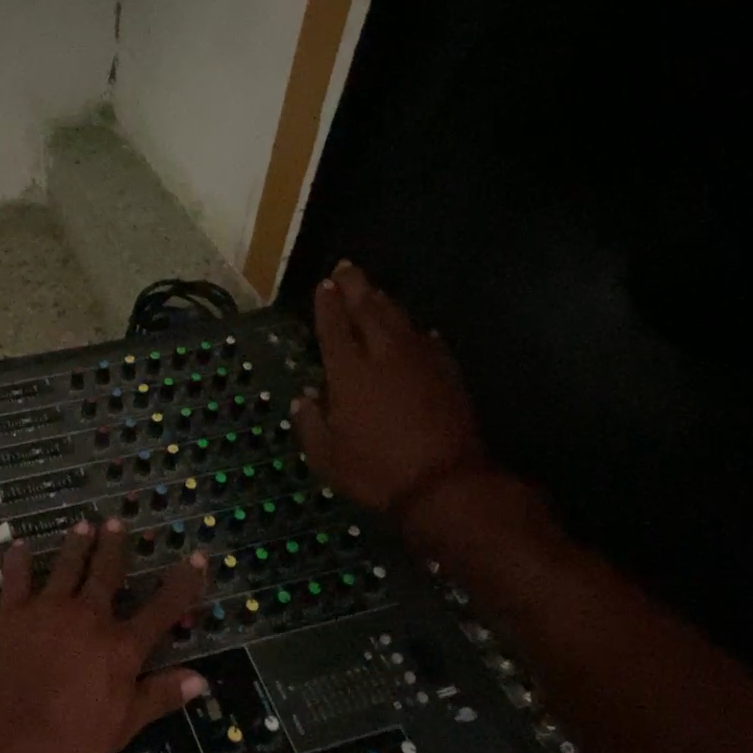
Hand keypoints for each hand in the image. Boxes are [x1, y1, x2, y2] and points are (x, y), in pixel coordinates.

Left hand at [0, 519, 208, 752]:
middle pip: (107, 573)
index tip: (195, 556)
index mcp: (121, 647)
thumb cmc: (70, 741)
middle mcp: (89, 617)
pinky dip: (19, 561)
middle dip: (115, 547)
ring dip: (76, 545)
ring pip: (67, 567)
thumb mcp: (123, 726)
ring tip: (83, 524)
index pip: (162, 608)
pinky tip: (20, 545)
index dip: (182, 582)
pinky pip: (17, 579)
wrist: (7, 739)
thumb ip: (159, 696)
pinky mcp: (13, 614)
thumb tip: (200, 679)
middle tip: (117, 522)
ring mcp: (49, 610)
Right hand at [292, 262, 487, 513]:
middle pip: (368, 310)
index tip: (324, 285)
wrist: (445, 484)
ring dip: (384, 302)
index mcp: (349, 372)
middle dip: (356, 287)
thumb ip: (310, 424)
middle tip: (347, 268)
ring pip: (400, 320)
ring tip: (374, 291)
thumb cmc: (376, 470)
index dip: (327, 304)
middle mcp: (384, 355)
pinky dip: (418, 332)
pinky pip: (429, 342)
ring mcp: (420, 362)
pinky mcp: (447, 374)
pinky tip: (418, 331)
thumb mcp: (326, 457)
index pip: (334, 326)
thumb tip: (304, 400)